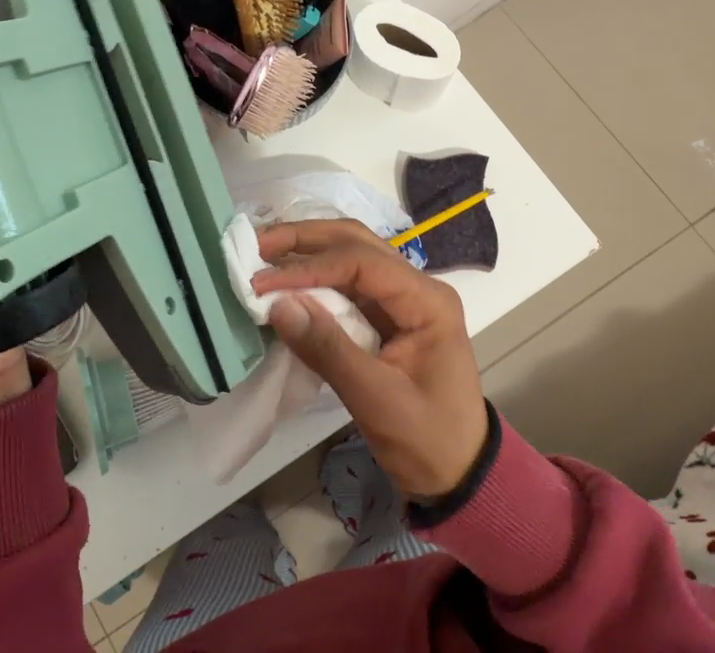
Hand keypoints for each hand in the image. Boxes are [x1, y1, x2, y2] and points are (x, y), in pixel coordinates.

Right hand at [253, 220, 488, 498]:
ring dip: (306, 252)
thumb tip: (277, 305)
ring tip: (262, 254)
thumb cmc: (426, 439)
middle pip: (356, 242)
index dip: (308, 266)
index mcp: (427, 301)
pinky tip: (283, 282)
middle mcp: (416, 288)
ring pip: (349, 257)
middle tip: (256, 243)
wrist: (457, 475)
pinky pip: (345, 286)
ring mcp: (400, 301)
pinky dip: (312, 279)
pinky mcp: (384, 318)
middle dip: (305, 238)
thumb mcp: (376, 399)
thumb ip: (328, 348)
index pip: (361, 262)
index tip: (262, 281)